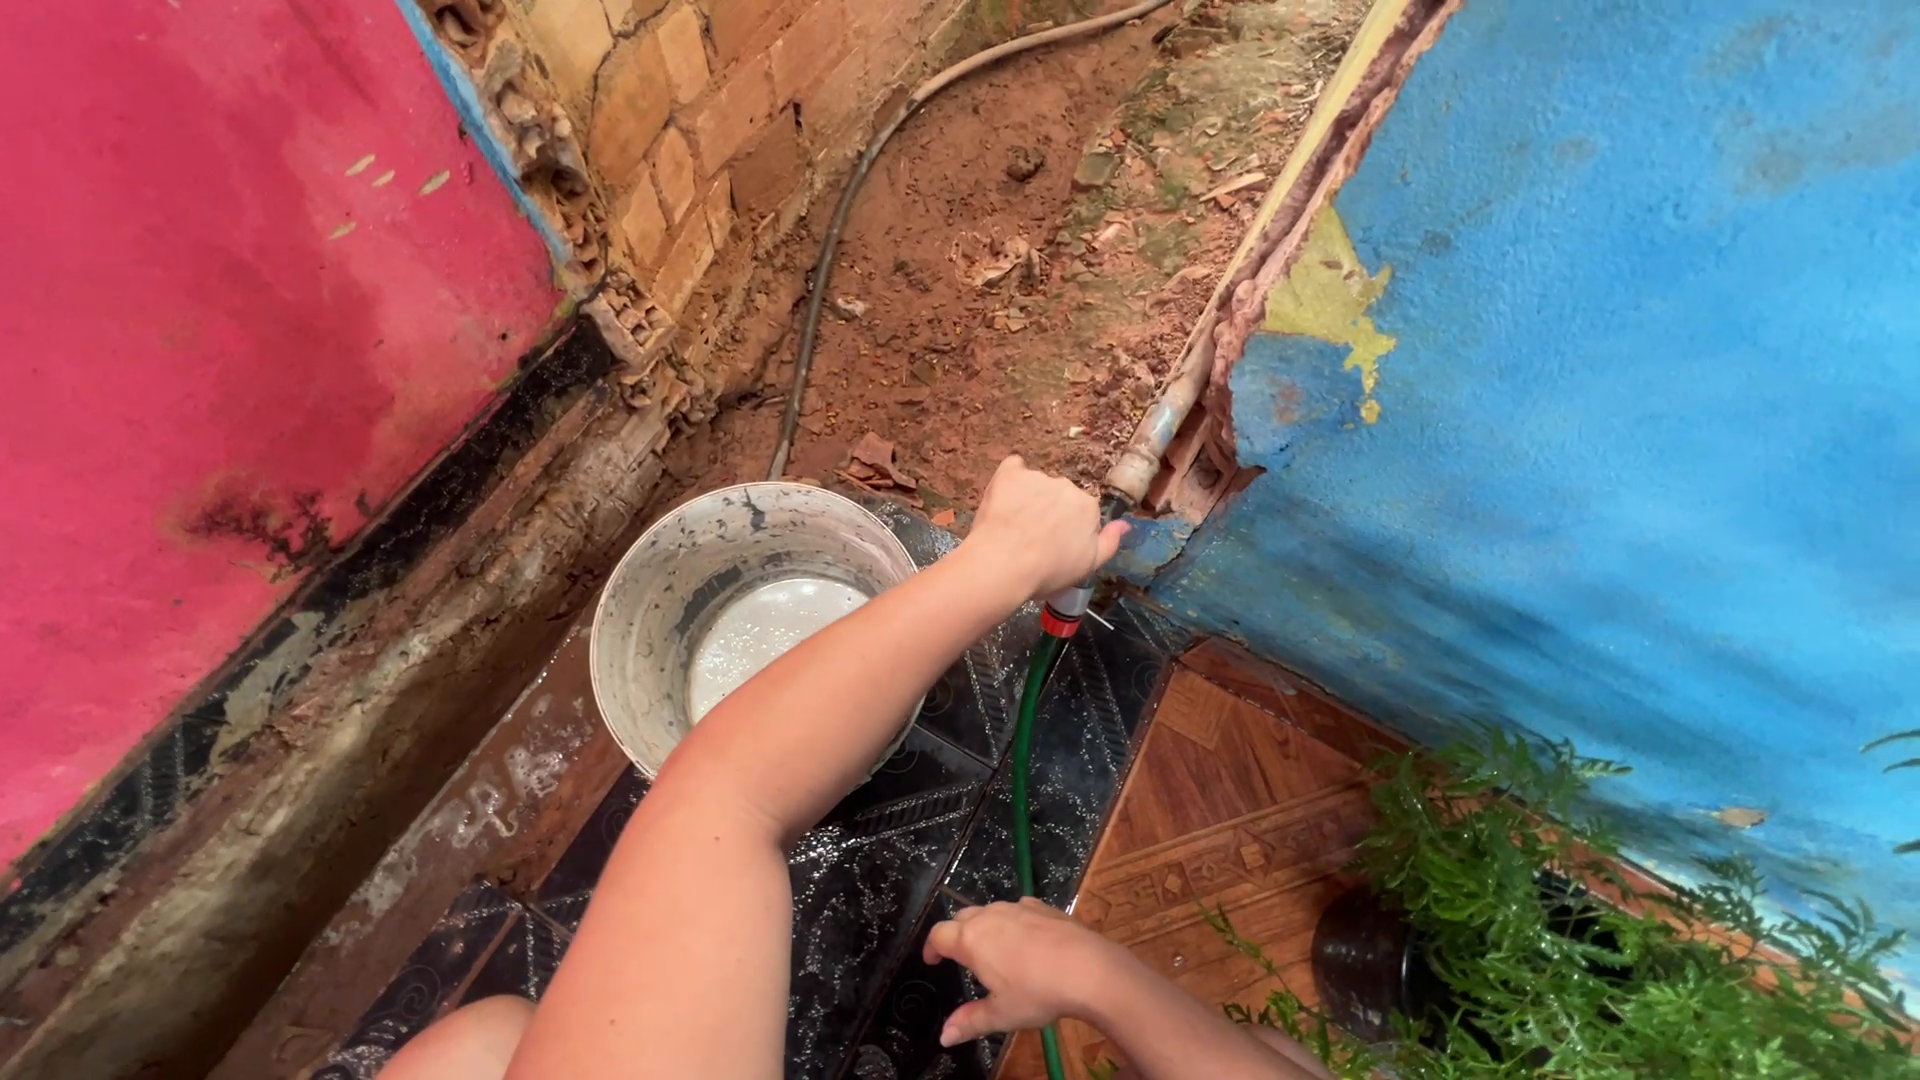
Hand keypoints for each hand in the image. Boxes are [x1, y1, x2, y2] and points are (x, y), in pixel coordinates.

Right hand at [921, 898, 1123, 1044]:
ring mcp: (1015, 907)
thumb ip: (970, 1022)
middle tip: (959, 957)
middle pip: (961, 918)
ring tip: (991, 950)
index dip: (931, 946)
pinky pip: (1015, 909)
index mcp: (972, 941)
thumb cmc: (1037, 992)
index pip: (939, 934)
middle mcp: (989, 916)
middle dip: (955, 934)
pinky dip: (1010, 921)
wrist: (1086, 967)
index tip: (931, 960)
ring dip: (982, 926)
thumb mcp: (1001, 1014)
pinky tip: (1024, 940)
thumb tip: (944, 1036)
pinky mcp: (1039, 905)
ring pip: (988, 910)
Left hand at [961, 457, 1128, 599]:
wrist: (1004, 564)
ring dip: (1028, 498)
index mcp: (1089, 507)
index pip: (1082, 511)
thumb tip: (1125, 524)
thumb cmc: (1048, 572)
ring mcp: (1039, 477)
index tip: (1054, 543)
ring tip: (1012, 525)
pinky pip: (1013, 467)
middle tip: (1032, 536)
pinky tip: (1003, 497)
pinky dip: (1010, 479)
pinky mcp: (1011, 474)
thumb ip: (1109, 542)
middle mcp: (1068, 486)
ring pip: (1036, 484)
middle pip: (1060, 496)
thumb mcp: (1088, 566)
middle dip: (1048, 510)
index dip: (1067, 528)